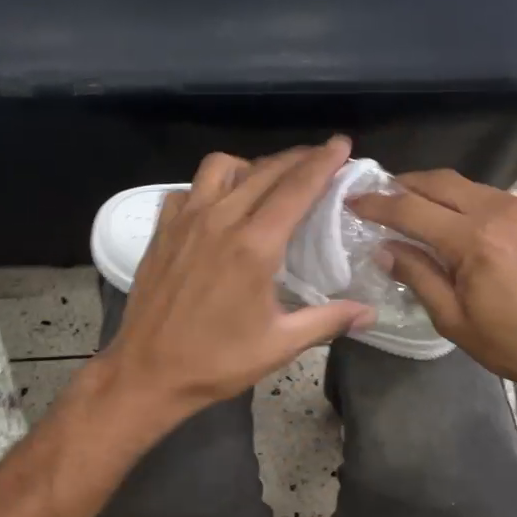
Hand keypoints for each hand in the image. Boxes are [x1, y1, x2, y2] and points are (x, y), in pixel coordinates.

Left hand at [94, 138, 374, 421]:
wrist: (147, 372)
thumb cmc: (215, 362)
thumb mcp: (279, 345)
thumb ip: (327, 320)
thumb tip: (370, 314)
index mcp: (253, 246)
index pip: (296, 188)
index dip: (323, 162)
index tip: (341, 144)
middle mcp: (219, 221)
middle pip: (265, 171)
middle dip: (297, 158)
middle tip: (320, 158)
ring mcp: (185, 222)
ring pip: (221, 168)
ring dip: (251, 165)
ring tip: (267, 181)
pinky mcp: (162, 232)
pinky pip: (187, 190)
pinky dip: (208, 187)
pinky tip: (218, 207)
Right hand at [350, 170, 516, 403]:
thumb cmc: (513, 344)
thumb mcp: (452, 318)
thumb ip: (417, 275)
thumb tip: (385, 248)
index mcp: (473, 241)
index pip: (411, 209)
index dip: (377, 204)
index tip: (354, 201)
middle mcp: (502, 212)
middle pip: (442, 181)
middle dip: (407, 184)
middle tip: (384, 195)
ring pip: (474, 189)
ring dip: (443, 196)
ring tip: (424, 214)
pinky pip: (503, 203)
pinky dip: (477, 210)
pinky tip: (472, 233)